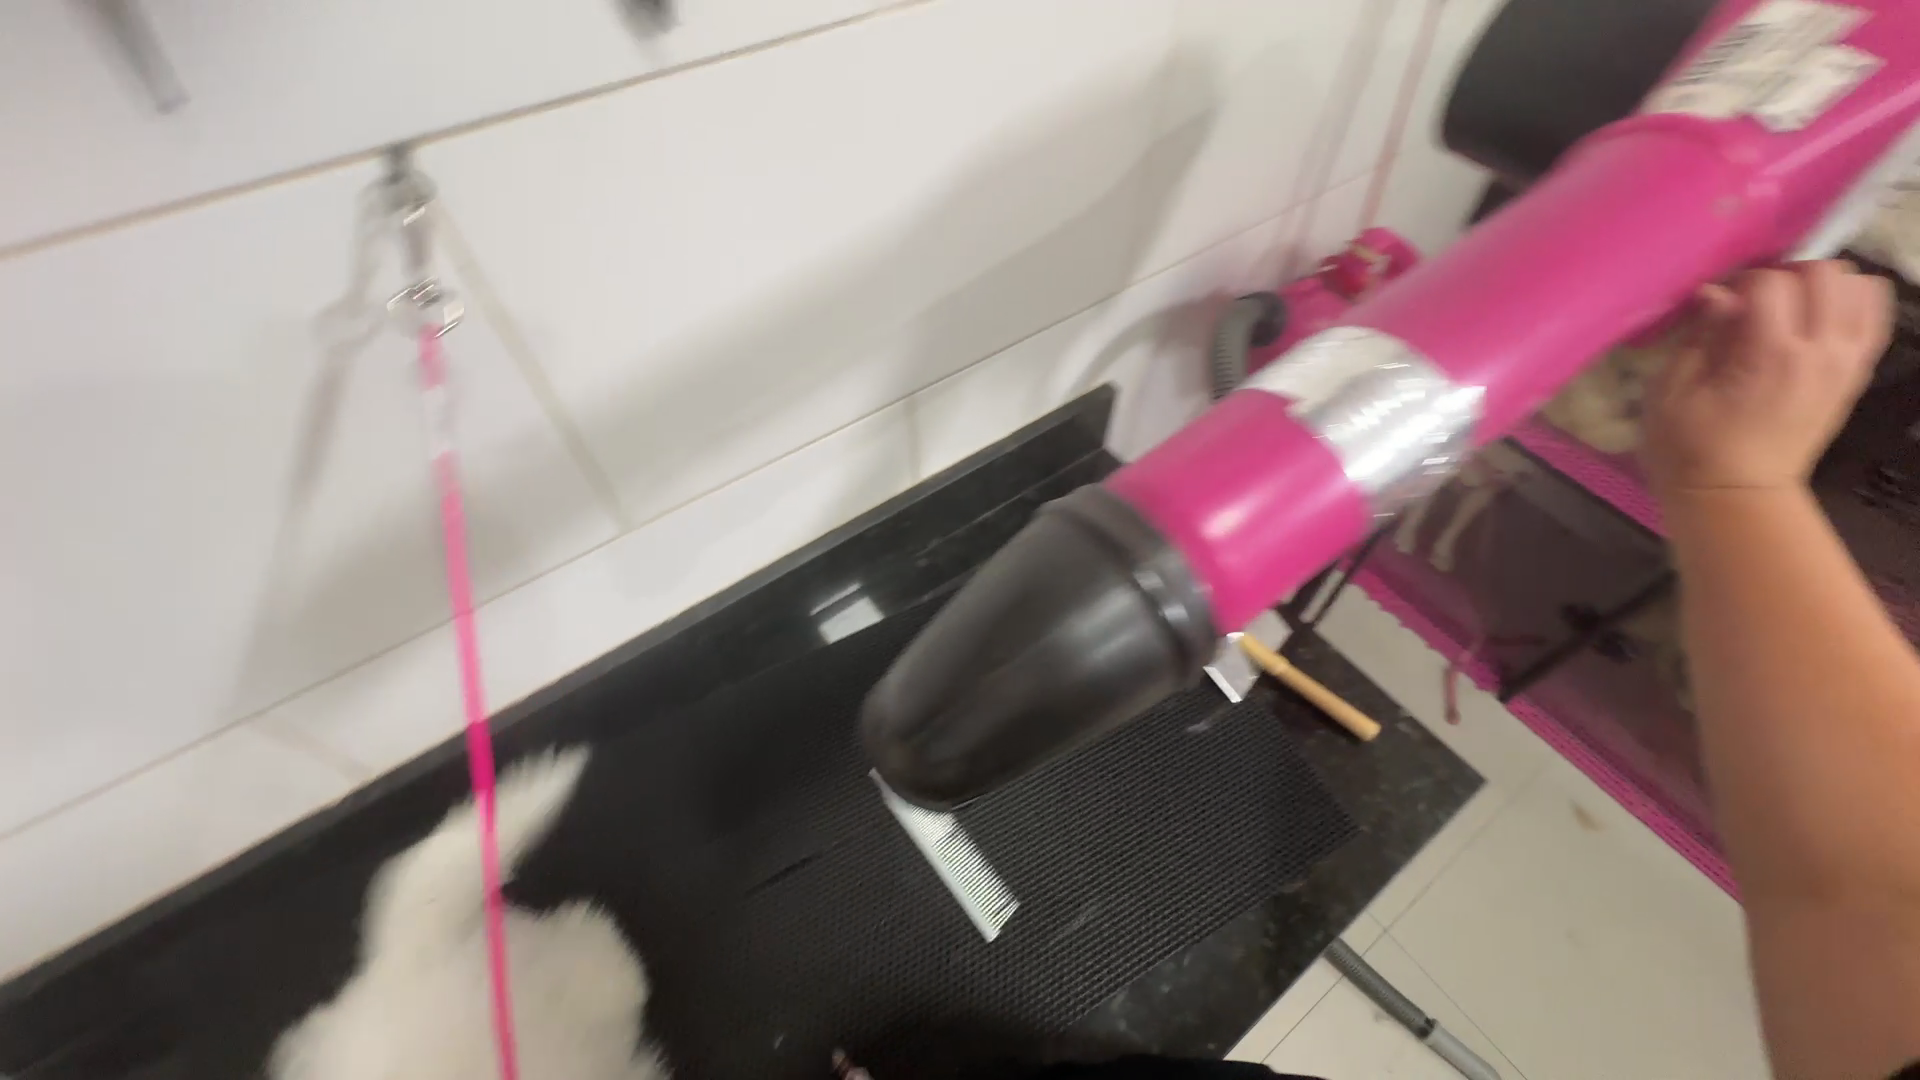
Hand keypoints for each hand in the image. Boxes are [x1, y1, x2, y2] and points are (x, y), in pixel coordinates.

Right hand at [1643, 261, 1893, 498]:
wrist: (1732, 491)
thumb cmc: (1685, 445)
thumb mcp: (1669, 392)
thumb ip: (1699, 337)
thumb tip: (1716, 294)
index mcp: (1768, 356)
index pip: (1770, 284)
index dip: (1737, 282)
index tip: (1712, 301)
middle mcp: (1821, 350)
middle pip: (1824, 275)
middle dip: (1784, 276)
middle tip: (1748, 300)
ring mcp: (1847, 360)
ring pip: (1860, 287)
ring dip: (1821, 287)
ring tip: (1783, 308)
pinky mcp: (1855, 371)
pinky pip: (1872, 315)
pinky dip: (1847, 304)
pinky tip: (1811, 320)